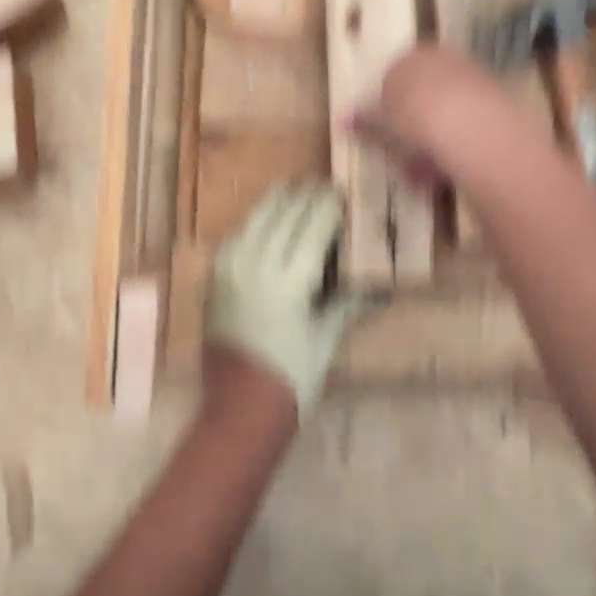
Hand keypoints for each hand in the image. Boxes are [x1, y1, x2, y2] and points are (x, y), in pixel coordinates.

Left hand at [207, 184, 361, 412]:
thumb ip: (348, 304)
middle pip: (286, 214)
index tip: (344, 193)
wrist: (238, 408)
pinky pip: (240, 234)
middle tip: (326, 186)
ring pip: (258, 217)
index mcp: (288, 281)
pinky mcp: (215, 275)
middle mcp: (256, 264)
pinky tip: (269, 218)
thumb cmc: (290, 379)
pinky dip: (258, 221)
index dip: (330, 206)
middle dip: (307, 197)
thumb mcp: (325, 340)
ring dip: (281, 201)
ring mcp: (230, 267)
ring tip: (299, 190)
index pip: (313, 226)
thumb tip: (381, 286)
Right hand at [345, 45, 512, 186]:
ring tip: (426, 177)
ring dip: (433, 145)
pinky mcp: (496, 99)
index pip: (392, 82)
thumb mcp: (380, 121)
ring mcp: (470, 77)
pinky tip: (450, 172)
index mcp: (408, 59)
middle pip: (422, 99)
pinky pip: (468, 125)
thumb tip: (341, 119)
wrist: (468, 123)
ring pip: (446, 114)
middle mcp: (440, 60)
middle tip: (405, 163)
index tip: (385, 140)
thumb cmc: (412, 117)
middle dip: (412, 133)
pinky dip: (456, 146)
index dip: (387, 115)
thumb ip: (364, 120)